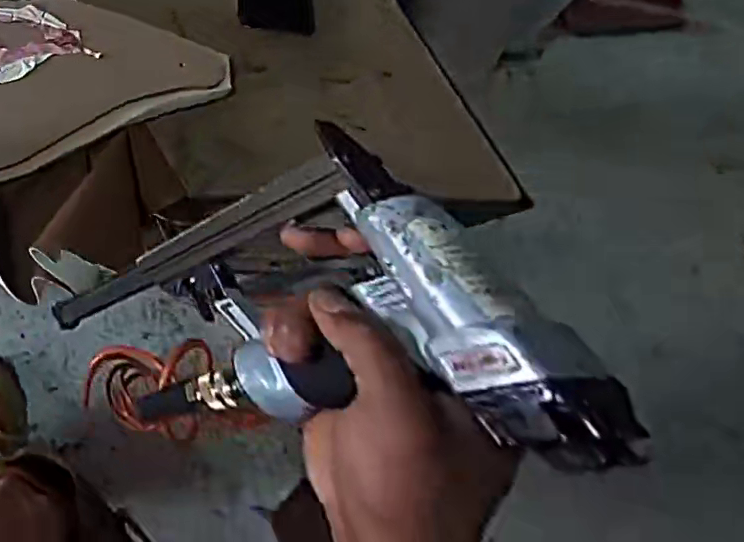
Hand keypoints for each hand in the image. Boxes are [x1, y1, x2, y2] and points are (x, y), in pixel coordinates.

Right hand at [262, 225, 519, 541]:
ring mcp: (376, 364)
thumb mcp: (402, 417)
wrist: (371, 537)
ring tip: (288, 348)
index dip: (395, 254)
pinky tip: (281, 350)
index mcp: (462, 365)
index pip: (433, 291)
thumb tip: (327, 297)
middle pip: (374, 288)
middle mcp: (421, 355)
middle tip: (296, 240)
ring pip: (329, 309)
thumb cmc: (411, 488)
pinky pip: (307, 332)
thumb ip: (370, 349)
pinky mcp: (339, 374)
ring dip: (298, 317)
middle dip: (331, 265)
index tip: (355, 232)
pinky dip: (287, 334)